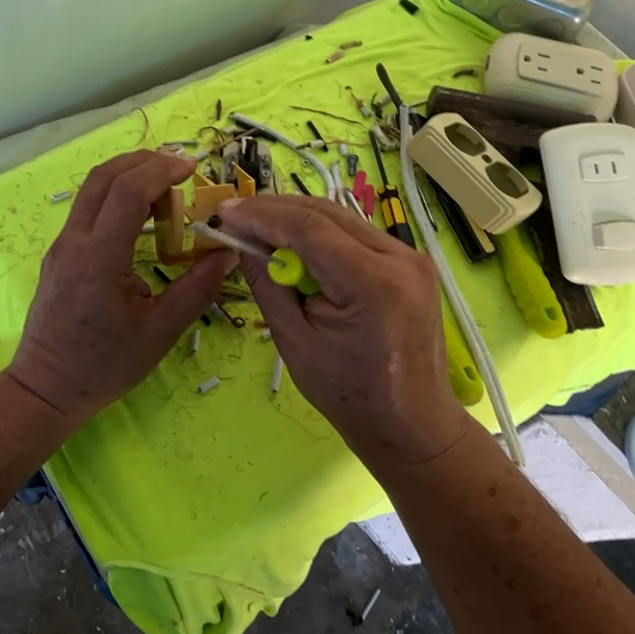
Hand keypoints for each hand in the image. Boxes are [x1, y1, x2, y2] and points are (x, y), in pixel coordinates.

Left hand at [7, 151, 236, 419]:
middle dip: (144, 162)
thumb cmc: (104, 365)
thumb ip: (196, 289)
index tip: (192, 167)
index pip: (127, 192)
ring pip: (91, 190)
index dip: (161, 171)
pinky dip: (115, 198)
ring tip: (166, 188)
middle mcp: (74, 241)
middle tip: (180, 167)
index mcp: (99, 257)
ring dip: (128, 177)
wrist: (46, 388)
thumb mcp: (160, 332)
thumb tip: (227, 254)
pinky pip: (87, 210)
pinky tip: (141, 216)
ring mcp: (61, 246)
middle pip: (104, 177)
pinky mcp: (59, 254)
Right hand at [217, 195, 468, 463]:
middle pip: (325, 213)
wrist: (411, 423)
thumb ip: (267, 284)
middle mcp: (400, 259)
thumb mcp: (294, 340)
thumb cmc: (349, 394)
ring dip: (294, 218)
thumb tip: (240, 240)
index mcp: (375, 284)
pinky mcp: (409, 262)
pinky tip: (290, 244)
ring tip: (254, 226)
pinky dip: (318, 233)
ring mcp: (410, 257)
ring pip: (340, 218)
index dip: (261, 215)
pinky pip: (353, 234)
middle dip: (273, 210)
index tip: (223, 213)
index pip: (309, 228)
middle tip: (232, 215)